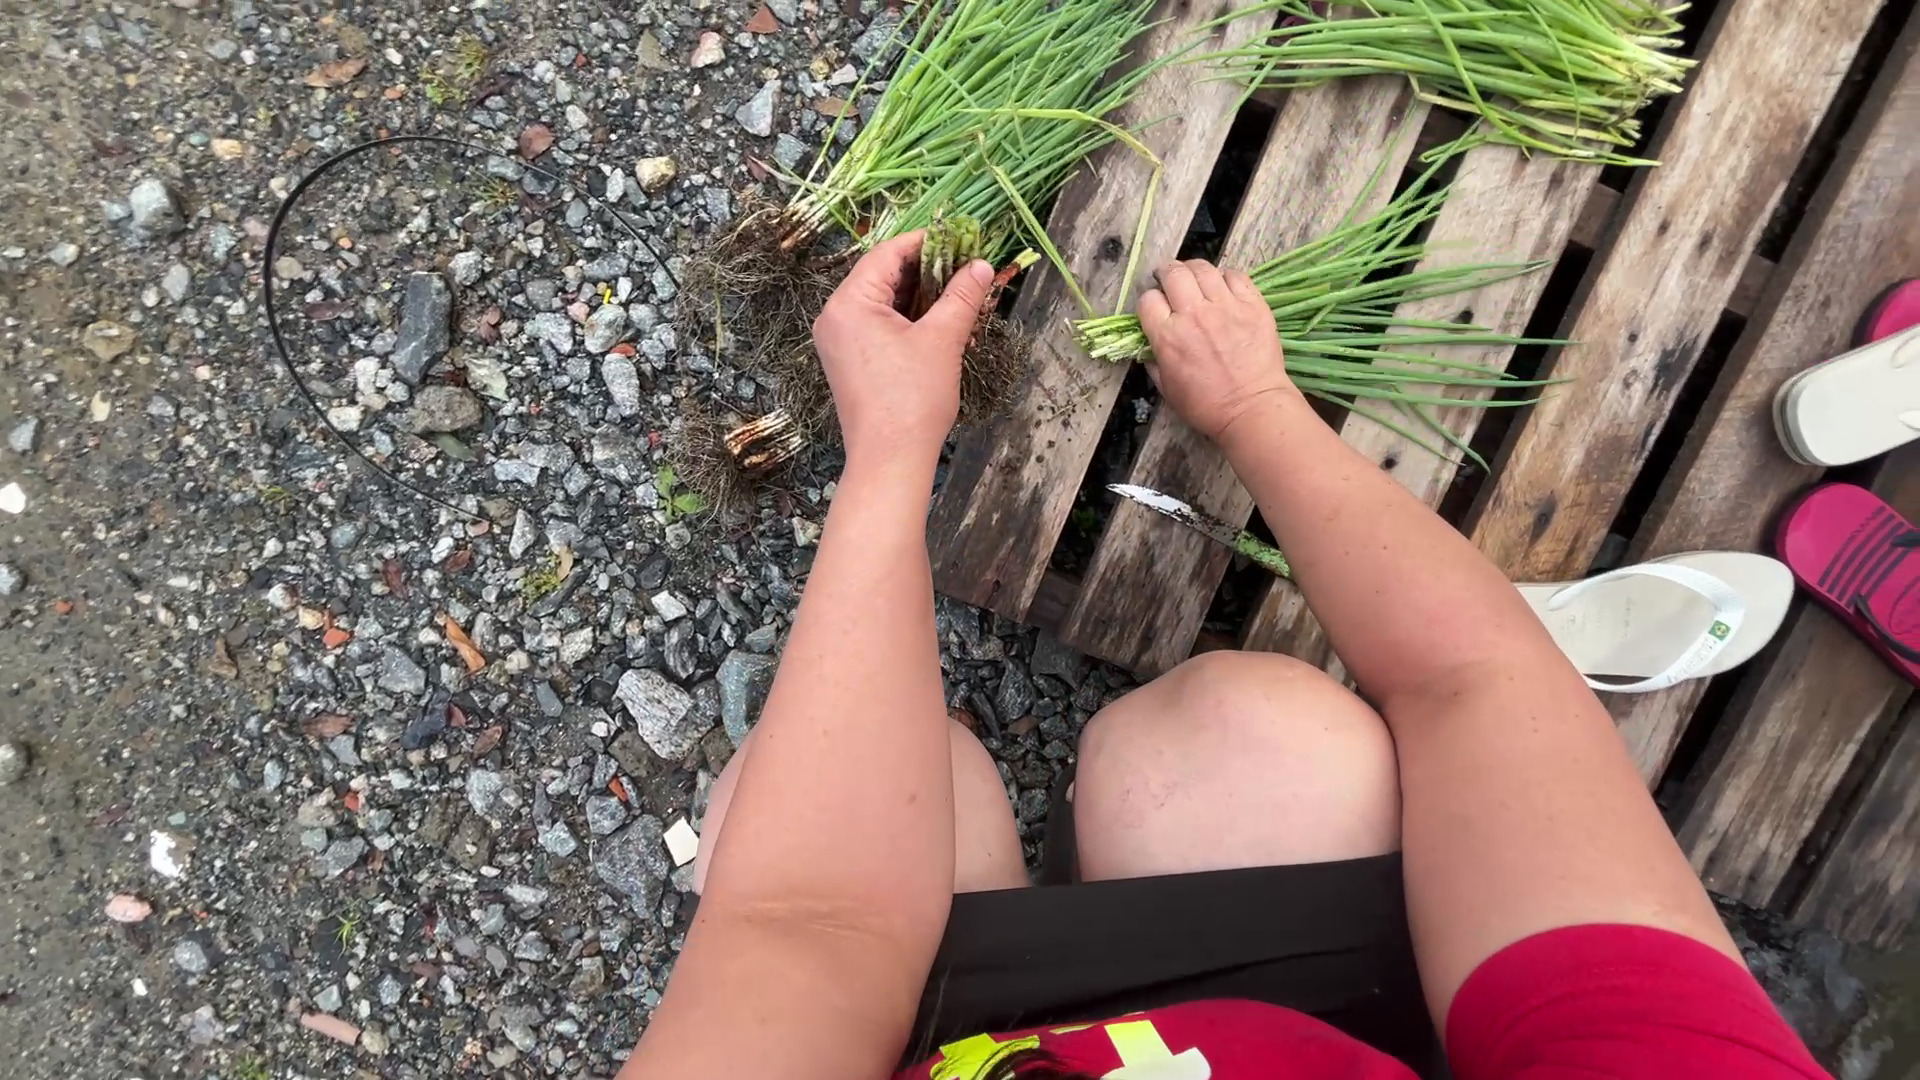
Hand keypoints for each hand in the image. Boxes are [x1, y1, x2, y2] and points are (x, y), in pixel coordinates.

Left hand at [812, 231, 994, 467]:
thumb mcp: (942, 341)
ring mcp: (838, 343)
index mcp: (849, 303)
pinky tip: (938, 328)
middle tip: (964, 271)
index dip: (926, 243)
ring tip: (957, 300)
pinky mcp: (848, 364)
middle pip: (883, 277)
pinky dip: (907, 324)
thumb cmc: (912, 400)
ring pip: (883, 305)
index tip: (961, 241)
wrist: (890, 460)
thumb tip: (982, 266)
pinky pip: (878, 329)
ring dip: (920, 300)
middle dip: (927, 273)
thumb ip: (962, 297)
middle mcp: (835, 318)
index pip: (887, 254)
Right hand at [1138, 259, 1304, 446]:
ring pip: (1203, 268)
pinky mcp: (1252, 304)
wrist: (1250, 407)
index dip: (1149, 302)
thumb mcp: (1166, 389)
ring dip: (1194, 270)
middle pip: (1173, 274)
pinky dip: (1225, 277)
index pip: (1148, 300)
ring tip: (1195, 278)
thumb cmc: (1205, 406)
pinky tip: (1222, 287)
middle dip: (1166, 273)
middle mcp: (1194, 315)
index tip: (1154, 307)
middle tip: (1169, 279)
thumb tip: (1149, 347)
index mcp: (1167, 337)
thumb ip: (1153, 362)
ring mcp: (1225, 306)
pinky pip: (1235, 275)